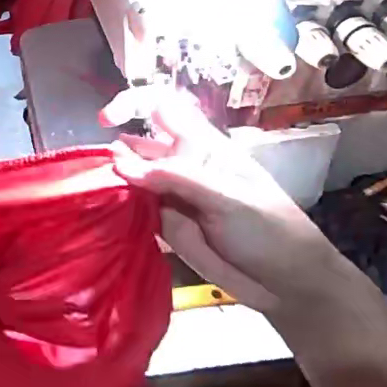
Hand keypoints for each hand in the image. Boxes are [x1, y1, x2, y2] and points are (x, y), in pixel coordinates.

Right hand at [103, 87, 364, 316]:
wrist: (287, 282)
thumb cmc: (269, 228)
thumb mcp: (228, 198)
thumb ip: (176, 178)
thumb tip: (120, 163)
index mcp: (203, 145)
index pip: (164, 108)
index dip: (134, 103)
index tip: (107, 118)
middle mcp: (181, 166)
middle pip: (138, 147)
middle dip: (117, 154)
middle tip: (101, 176)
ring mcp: (171, 197)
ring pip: (132, 181)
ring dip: (114, 184)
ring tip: (100, 196)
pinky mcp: (165, 226)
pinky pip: (135, 212)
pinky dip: (119, 211)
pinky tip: (108, 216)